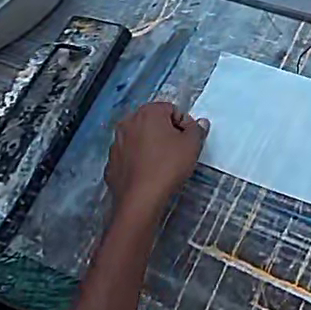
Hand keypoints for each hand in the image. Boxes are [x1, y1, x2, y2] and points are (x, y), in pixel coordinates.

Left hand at [105, 101, 206, 218]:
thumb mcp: (191, 145)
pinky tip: (148, 174)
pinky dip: (138, 161)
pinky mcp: (111, 163)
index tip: (188, 140)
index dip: (183, 124)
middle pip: (153, 122)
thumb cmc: (168, 166)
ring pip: (139, 138)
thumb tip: (199, 123)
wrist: (140, 200)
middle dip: (166, 132)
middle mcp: (128, 123)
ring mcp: (116, 143)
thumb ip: (197, 129)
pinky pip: (129, 156)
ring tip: (162, 164)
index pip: (171, 109)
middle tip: (177, 151)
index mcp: (148, 113)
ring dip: (150, 145)